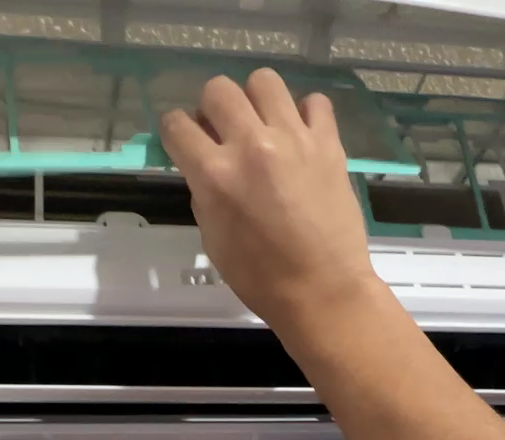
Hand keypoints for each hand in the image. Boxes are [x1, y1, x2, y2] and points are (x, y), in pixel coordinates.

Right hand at [160, 71, 384, 335]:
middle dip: (213, 109)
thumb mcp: (214, 240)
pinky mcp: (328, 143)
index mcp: (215, 176)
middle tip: (223, 134)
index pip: (178, 126)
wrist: (321, 291)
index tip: (184, 141)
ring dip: (256, 101)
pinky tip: (300, 137)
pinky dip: (303, 114)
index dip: (176, 132)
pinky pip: (314, 102)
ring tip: (262, 127)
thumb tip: (206, 169)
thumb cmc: (261, 279)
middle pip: (219, 90)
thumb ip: (205, 195)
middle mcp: (251, 146)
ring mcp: (293, 139)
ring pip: (264, 82)